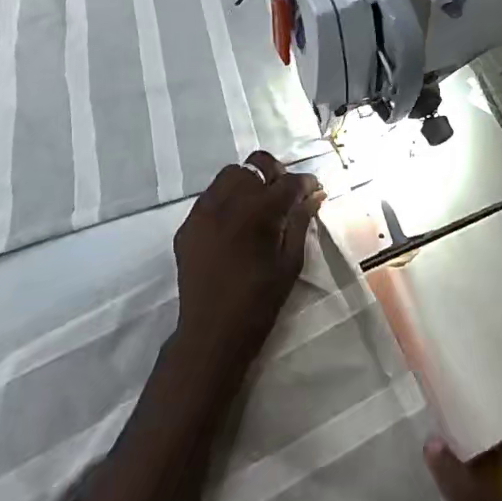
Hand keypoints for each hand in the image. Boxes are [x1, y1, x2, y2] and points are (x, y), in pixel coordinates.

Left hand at [172, 151, 323, 366]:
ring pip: (228, 177)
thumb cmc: (259, 303)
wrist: (212, 333)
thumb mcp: (290, 264)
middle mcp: (227, 202)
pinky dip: (226, 201)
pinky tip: (235, 224)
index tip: (313, 189)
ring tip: (259, 206)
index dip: (304, 183)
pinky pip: (209, 199)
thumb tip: (314, 196)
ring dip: (248, 183)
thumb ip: (301, 223)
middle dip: (273, 175)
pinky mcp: (187, 225)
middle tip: (286, 195)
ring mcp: (202, 211)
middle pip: (254, 167)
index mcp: (257, 212)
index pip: (286, 182)